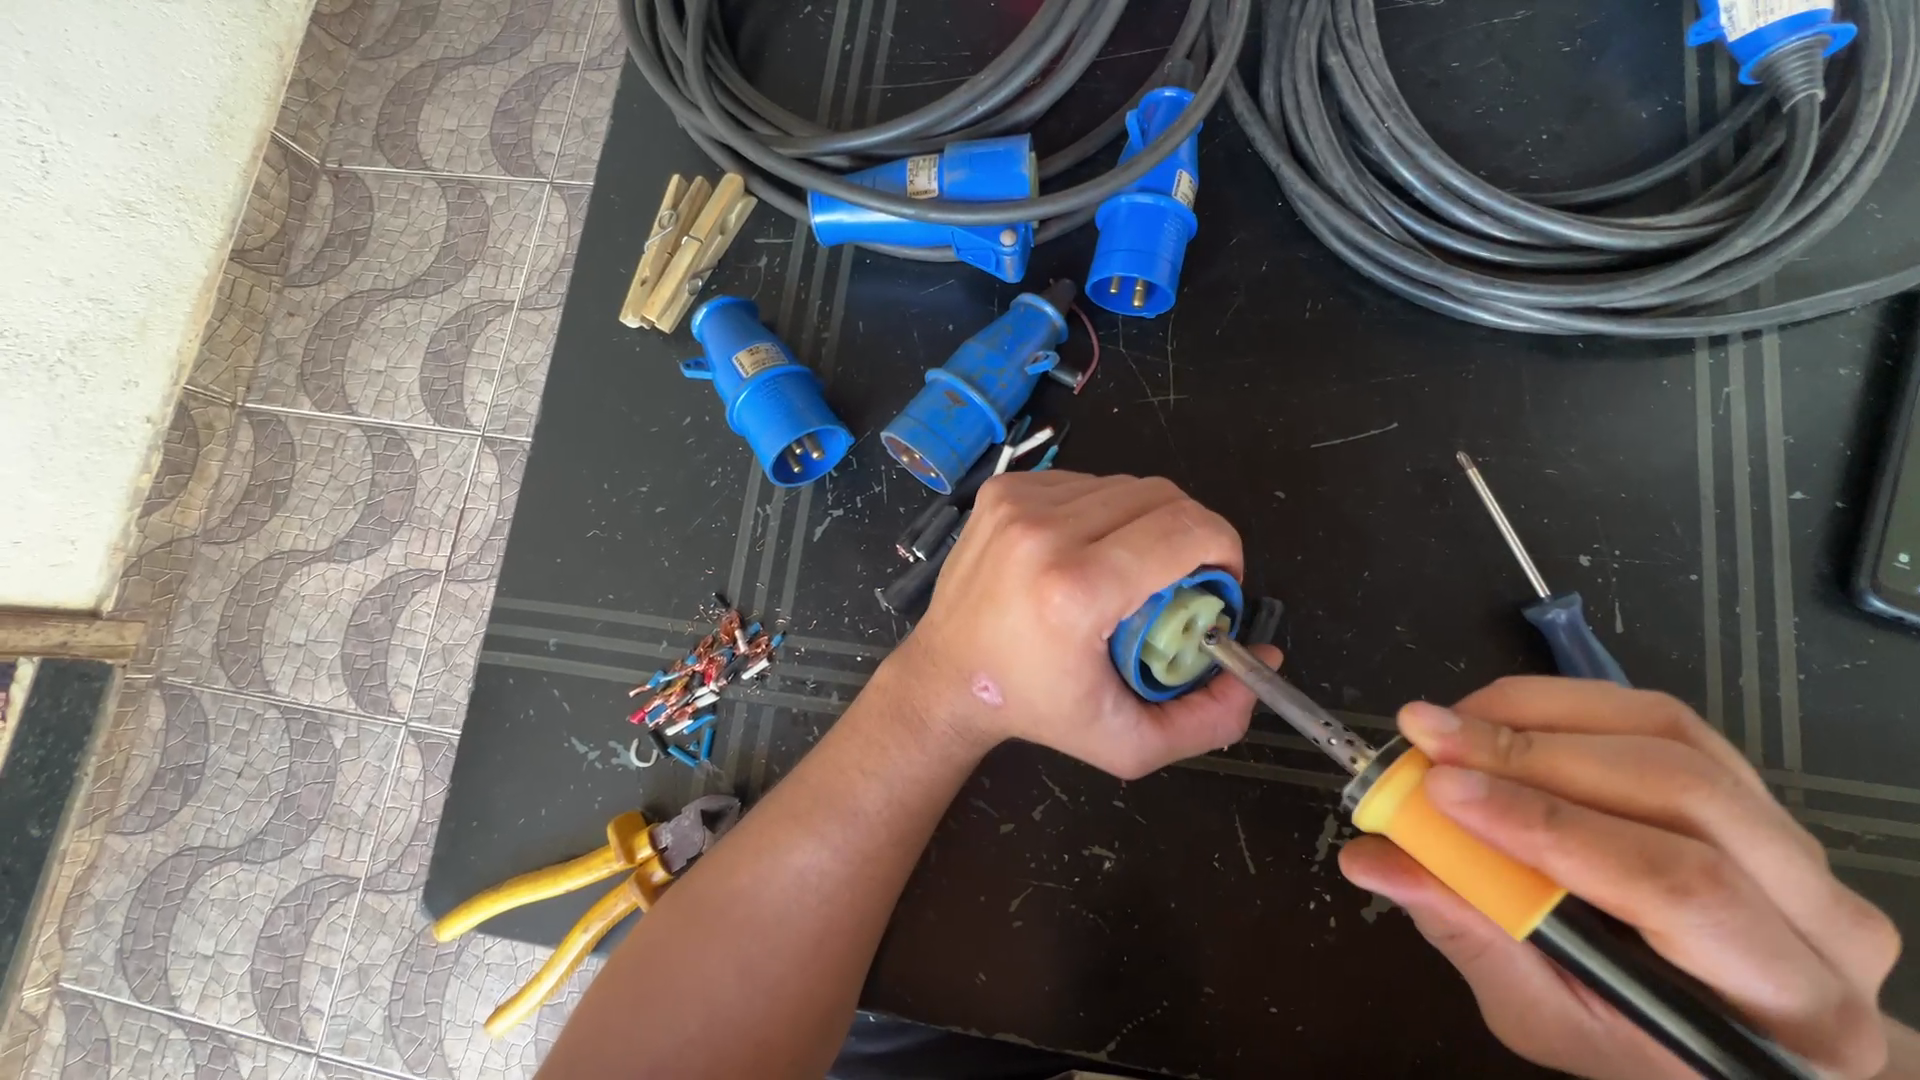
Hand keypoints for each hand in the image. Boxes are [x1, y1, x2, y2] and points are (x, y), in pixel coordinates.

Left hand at [887, 471, 1279, 778]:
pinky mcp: (1004, 491)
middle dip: (1191, 537)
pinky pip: (1086, 483)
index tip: (1215, 586)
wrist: (948, 677)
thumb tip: (1261, 657)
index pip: (1189, 530)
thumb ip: (1209, 717)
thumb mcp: (1128, 742)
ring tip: (1128, 571)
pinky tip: (1086, 551)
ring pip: (1127, 486)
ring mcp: (1019, 504)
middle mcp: (1044, 532)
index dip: (1224, 552)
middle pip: (1165, 498)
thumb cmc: (1037, 708)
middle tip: (1180, 582)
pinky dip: (1103, 512)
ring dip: (1146, 524)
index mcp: (1077, 589)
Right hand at [1339, 677, 1901, 1079]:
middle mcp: (1820, 912)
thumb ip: (1468, 934)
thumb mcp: (1542, 1015)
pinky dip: (1562, 703)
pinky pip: (1662, 718)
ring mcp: (1795, 840)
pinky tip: (1496, 716)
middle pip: (1680, 792)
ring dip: (1539, 714)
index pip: (1674, 884)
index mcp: (1787, 999)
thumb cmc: (1633, 1039)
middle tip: (1424, 735)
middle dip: (1529, 752)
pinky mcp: (1752, 787)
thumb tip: (1369, 860)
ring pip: (1672, 737)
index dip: (1544, 823)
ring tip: (1448, 722)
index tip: (1436, 788)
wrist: (1732, 1026)